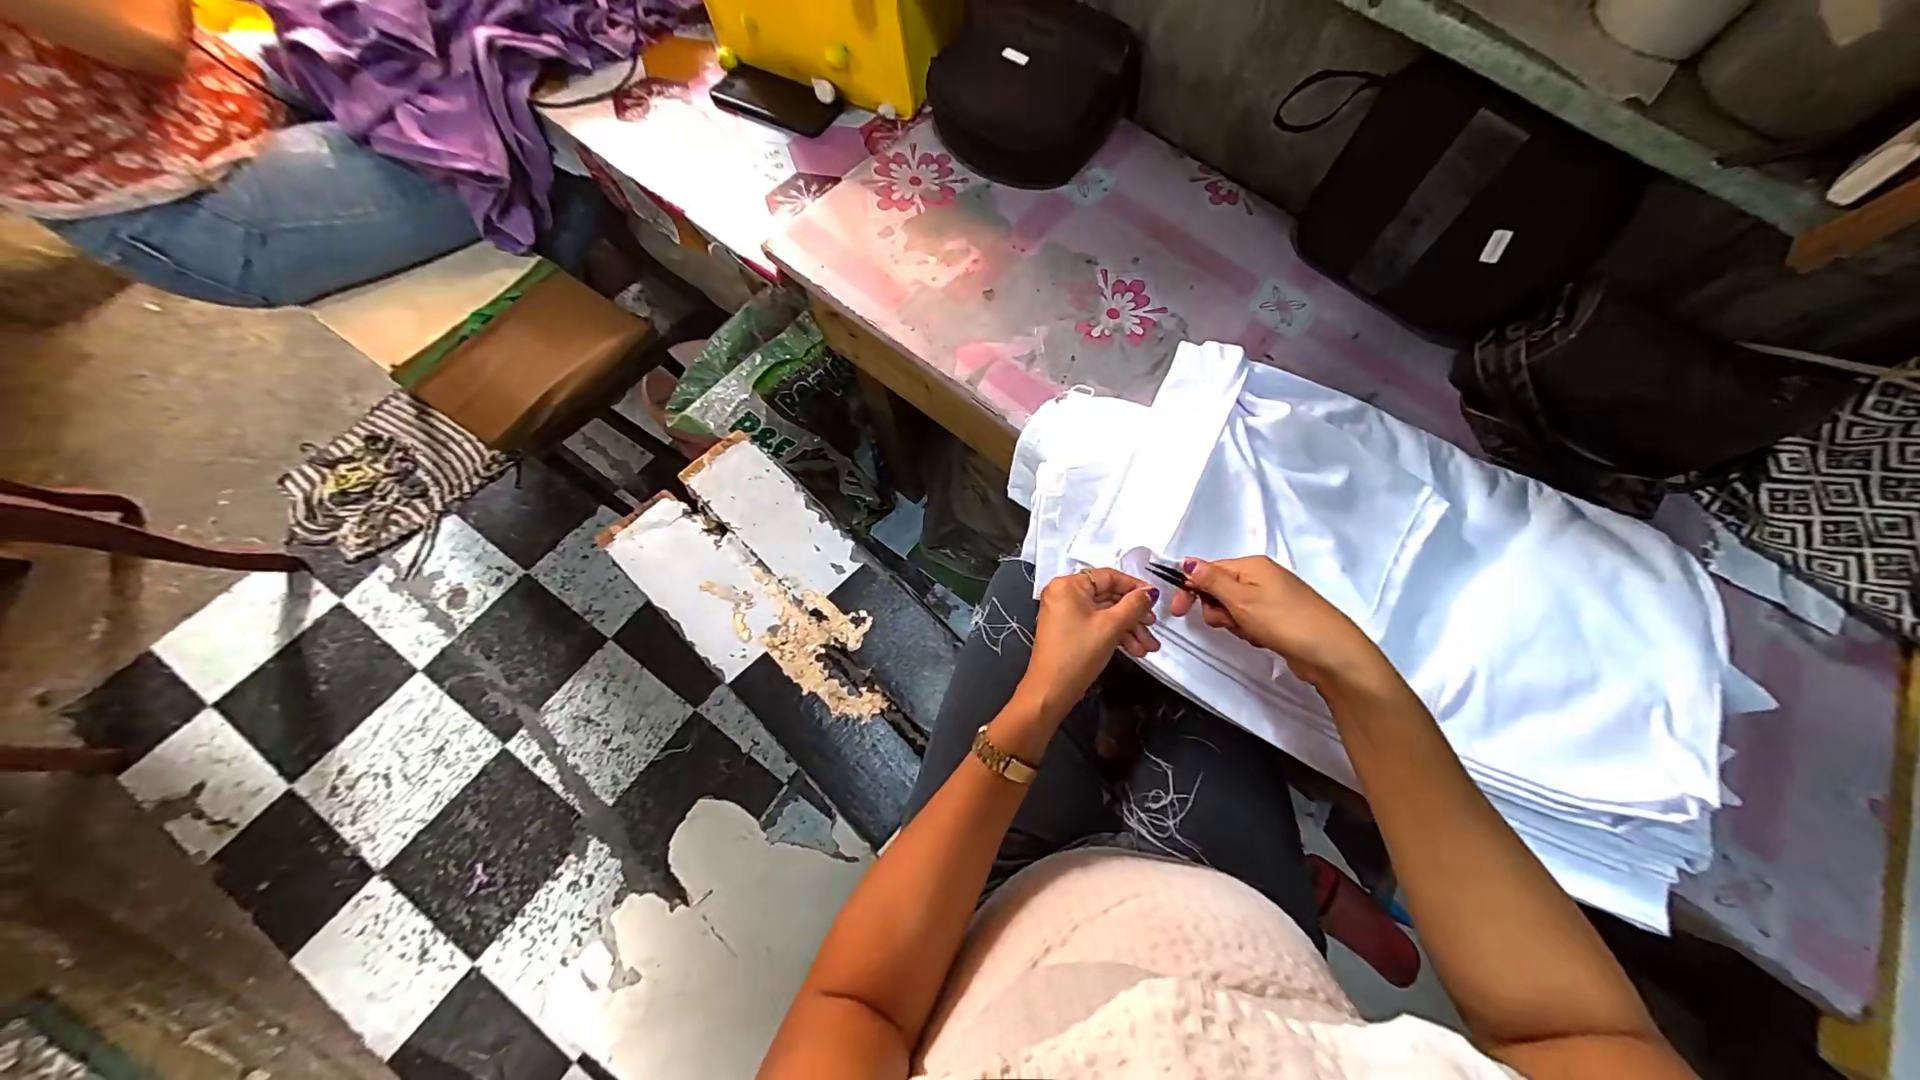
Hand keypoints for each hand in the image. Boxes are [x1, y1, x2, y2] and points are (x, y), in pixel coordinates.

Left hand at [1014, 567, 1159, 722]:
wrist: (1051, 690)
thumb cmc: (1077, 654)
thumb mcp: (1111, 626)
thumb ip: (1134, 605)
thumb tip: (1150, 592)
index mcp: (1068, 585)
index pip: (1108, 576)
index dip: (1134, 586)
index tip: (1154, 597)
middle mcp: (1064, 594)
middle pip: (1108, 596)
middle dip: (1133, 614)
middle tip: (1152, 626)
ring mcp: (1065, 613)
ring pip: (1105, 614)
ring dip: (1128, 629)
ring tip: (1148, 646)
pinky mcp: (1069, 630)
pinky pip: (1096, 625)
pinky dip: (1115, 635)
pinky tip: (1134, 650)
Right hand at [1168, 556, 1386, 690]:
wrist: (1330, 653)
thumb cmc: (1284, 621)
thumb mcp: (1241, 599)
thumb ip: (1211, 580)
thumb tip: (1187, 562)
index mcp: (1251, 565)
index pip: (1208, 570)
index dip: (1190, 588)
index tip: (1178, 611)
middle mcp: (1261, 576)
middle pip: (1218, 589)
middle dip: (1217, 609)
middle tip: (1230, 622)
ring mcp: (1270, 597)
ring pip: (1232, 608)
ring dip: (1233, 622)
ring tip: (1250, 631)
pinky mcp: (1277, 617)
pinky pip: (1248, 619)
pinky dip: (1247, 629)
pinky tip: (1260, 638)